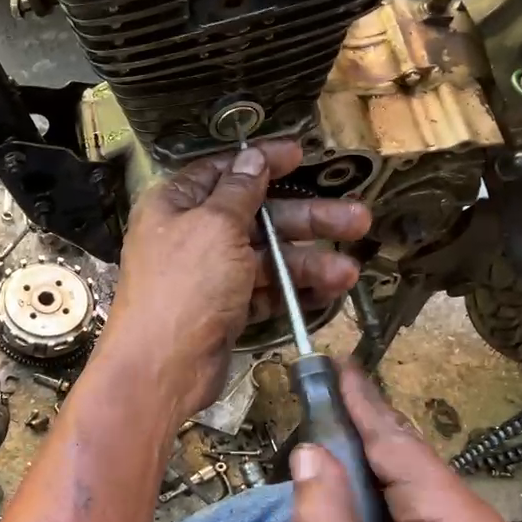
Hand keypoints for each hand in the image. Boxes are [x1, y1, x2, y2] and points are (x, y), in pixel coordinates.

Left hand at [100, 143, 370, 419]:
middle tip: (358, 219)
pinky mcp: (222, 310)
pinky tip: (329, 293)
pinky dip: (293, 291)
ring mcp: (207, 276)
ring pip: (266, 258)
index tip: (302, 154)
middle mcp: (189, 237)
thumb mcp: (215, 226)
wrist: (162, 367)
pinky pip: (263, 292)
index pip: (222, 172)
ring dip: (309, 262)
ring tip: (349, 272)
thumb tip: (251, 157)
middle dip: (306, 218)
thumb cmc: (185, 287)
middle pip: (256, 217)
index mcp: (174, 205)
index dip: (262, 162)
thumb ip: (239, 191)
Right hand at [289, 366, 518, 521]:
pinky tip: (356, 497)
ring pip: (411, 488)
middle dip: (362, 431)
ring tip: (328, 442)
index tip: (337, 364)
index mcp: (451, 518)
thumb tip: (310, 451)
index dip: (360, 402)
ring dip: (369, 467)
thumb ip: (320, 511)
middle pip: (407, 461)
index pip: (395, 443)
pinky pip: (418, 513)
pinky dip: (382, 498)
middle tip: (321, 397)